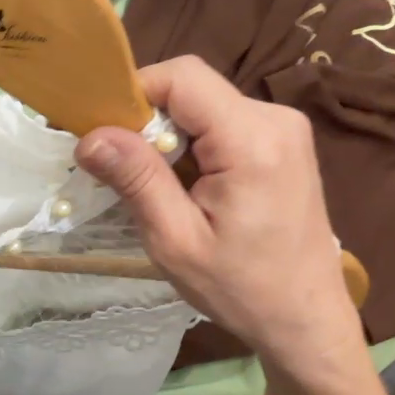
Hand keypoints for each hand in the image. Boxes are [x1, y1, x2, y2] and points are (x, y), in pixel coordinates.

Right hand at [76, 56, 365, 383]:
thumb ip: (137, 180)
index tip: (101, 134)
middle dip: (146, 122)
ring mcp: (283, 129)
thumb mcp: (175, 240)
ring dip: (167, 140)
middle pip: (192, 90)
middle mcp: (274, 118)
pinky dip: (190, 149)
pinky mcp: (281, 145)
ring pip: (204, 109)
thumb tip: (90, 136)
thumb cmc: (238, 287)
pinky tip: (182, 191)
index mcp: (252, 139)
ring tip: (151, 190)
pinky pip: (222, 126)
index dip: (134, 93)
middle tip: (118, 173)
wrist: (304, 316)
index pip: (182, 77)